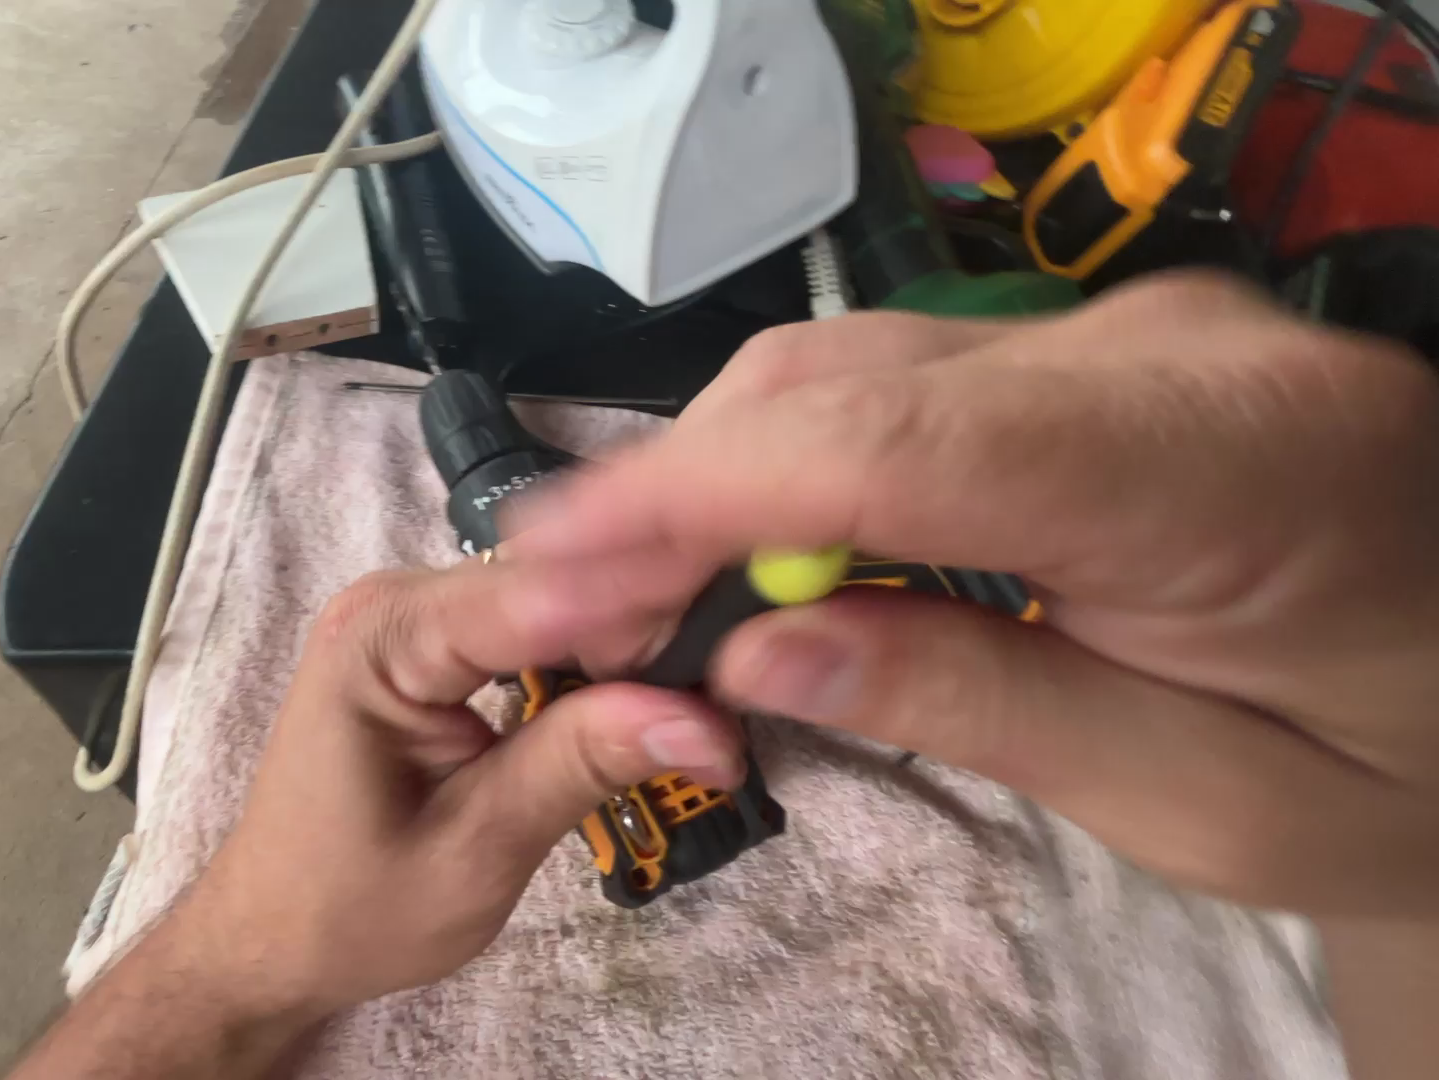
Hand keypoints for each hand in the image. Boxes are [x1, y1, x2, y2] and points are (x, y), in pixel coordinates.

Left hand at [173, 557, 745, 1016]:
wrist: (275, 925)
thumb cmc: (350, 906)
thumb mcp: (473, 851)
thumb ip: (577, 768)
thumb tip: (703, 721)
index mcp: (380, 639)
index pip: (530, 595)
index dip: (636, 610)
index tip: (736, 643)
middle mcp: (395, 601)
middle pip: (544, 583)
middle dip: (641, 626)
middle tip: (733, 682)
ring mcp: (413, 613)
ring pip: (547, 598)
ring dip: (622, 641)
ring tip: (700, 690)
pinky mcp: (433, 640)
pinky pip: (529, 626)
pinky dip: (586, 657)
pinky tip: (636, 691)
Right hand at [510, 273, 1438, 920]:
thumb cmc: (1411, 761)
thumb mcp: (1208, 803)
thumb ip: (976, 703)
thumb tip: (757, 653)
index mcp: (1220, 463)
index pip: (884, 450)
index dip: (690, 495)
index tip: (551, 550)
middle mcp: (1137, 353)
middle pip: (818, 393)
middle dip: (658, 498)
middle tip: (558, 596)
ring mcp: (1083, 338)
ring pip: (814, 376)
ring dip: (692, 481)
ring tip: (622, 582)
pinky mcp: (1040, 360)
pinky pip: (851, 391)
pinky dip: (752, 468)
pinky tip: (712, 538)